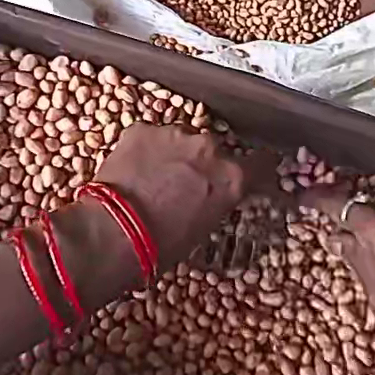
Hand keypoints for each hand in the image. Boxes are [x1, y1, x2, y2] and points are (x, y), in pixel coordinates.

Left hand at [91, 124, 268, 269]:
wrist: (115, 232)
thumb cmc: (160, 245)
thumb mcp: (202, 229)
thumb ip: (214, 201)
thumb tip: (209, 196)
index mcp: (231, 178)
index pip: (259, 164)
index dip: (254, 168)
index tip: (251, 170)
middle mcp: (209, 149)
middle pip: (214, 150)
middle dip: (202, 163)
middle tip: (184, 184)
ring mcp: (175, 134)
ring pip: (180, 139)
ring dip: (173, 154)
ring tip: (153, 179)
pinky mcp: (143, 129)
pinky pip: (150, 136)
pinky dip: (145, 149)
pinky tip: (133, 170)